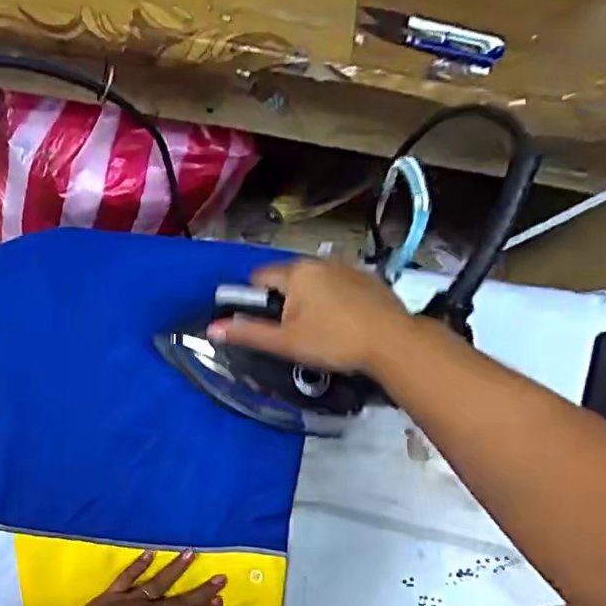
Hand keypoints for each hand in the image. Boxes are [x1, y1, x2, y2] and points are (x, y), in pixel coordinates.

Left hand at [33, 550, 224, 605]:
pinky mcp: (114, 593)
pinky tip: (149, 554)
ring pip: (159, 581)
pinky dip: (139, 564)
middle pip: (182, 600)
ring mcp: (132, 599)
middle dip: (202, 590)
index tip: (221, 599)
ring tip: (190, 553)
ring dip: (175, 568)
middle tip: (221, 576)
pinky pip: (129, 576)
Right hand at [206, 259, 416, 376]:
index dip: (253, 301)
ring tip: (318, 330)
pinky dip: (332, 300)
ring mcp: (347, 268)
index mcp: (295, 272)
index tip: (263, 324)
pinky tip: (342, 324)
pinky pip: (337, 286)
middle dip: (282, 301)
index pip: (258, 278)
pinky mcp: (369, 279)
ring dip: (308, 301)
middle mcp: (319, 262)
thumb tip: (211, 329)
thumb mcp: (285, 342)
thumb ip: (247, 333)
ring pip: (313, 283)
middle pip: (286, 278)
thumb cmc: (332, 341)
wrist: (394, 343)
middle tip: (290, 332)